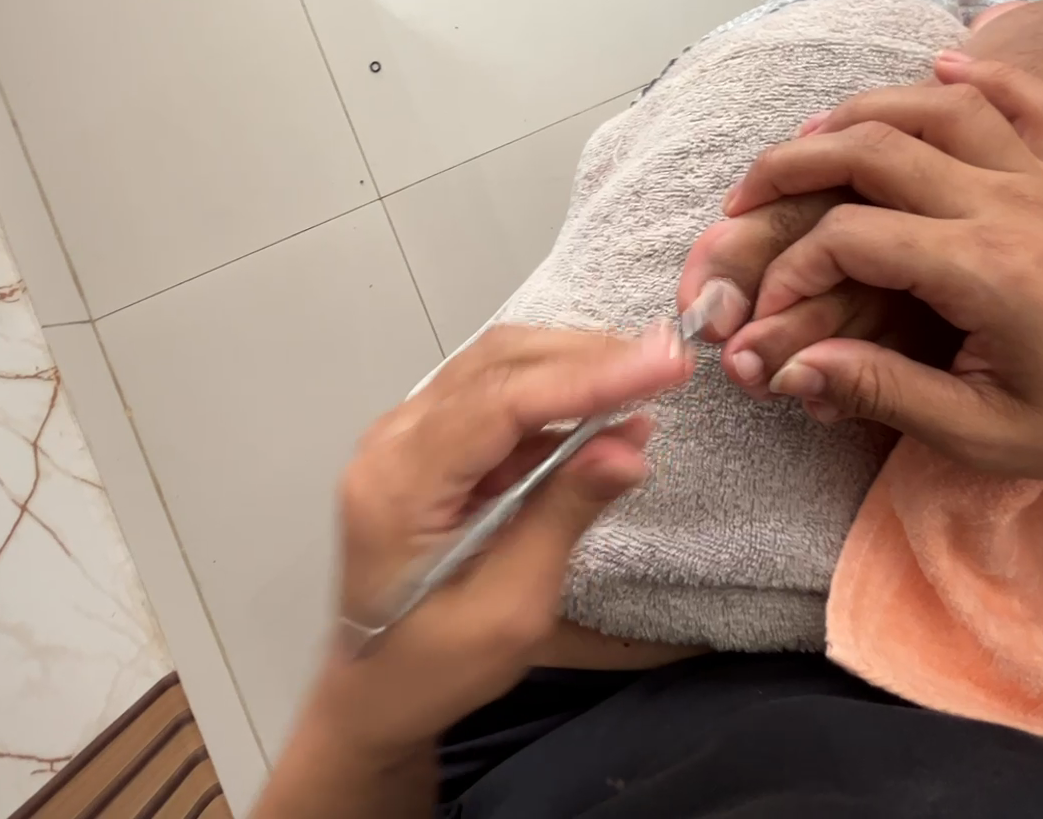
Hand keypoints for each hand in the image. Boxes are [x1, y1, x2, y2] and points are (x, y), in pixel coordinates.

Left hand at [304, 325, 691, 760]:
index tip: (663, 363)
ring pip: (498, 366)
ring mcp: (405, 432)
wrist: (375, 687)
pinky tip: (604, 407)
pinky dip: (556, 394)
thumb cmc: (435, 665)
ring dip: (575, 364)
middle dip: (588, 355)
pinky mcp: (429, 439)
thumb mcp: (511, 607)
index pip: (500, 402)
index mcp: (399, 482)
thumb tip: (630, 447)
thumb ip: (564, 515)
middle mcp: (393, 438)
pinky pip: (497, 394)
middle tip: (666, 359)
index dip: (588, 376)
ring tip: (646, 373)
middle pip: (497, 364)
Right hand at [719, 58, 1042, 495]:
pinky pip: (1028, 100)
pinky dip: (982, 72)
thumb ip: (878, 390)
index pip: (848, 239)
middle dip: (791, 165)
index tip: (770, 315)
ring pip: (938, 106)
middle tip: (744, 195)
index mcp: (986, 271)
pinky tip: (943, 62)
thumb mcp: (980, 433)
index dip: (790, 270)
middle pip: (875, 148)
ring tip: (809, 136)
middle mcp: (1012, 205)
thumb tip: (787, 371)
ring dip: (861, 109)